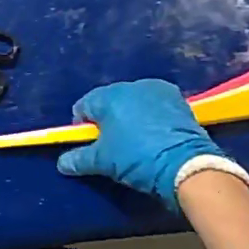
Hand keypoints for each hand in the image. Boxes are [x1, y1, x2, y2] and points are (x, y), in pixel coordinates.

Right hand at [56, 79, 237, 208]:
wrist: (185, 163)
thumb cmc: (137, 158)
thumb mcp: (103, 162)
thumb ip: (79, 159)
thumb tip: (62, 162)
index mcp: (109, 96)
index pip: (84, 106)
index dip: (84, 127)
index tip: (91, 146)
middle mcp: (131, 86)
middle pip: (109, 102)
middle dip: (108, 121)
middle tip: (113, 146)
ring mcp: (156, 89)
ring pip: (133, 102)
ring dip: (131, 117)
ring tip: (137, 142)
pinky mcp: (177, 98)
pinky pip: (155, 105)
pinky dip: (152, 116)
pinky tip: (157, 136)